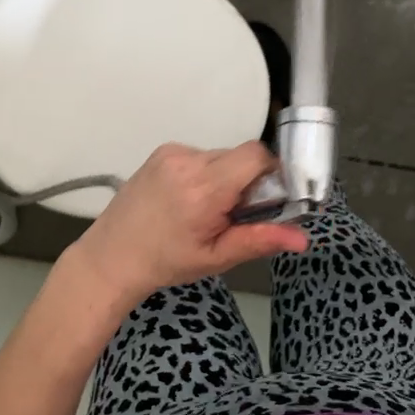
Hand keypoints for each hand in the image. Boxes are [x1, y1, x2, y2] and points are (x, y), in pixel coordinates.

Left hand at [65, 142, 308, 307]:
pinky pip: (199, 156)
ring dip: (224, 177)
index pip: (255, 155)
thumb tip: (302, 239)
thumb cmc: (165, 262)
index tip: (268, 198)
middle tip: (233, 214)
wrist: (113, 256)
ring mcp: (171, 153)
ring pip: (220, 155)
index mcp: (204, 188)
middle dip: (246, 181)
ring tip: (206, 210)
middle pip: (239, 155)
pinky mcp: (161, 152)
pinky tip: (188, 200)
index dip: (270, 173)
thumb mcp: (216, 257)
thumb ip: (260, 240)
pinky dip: (203, 174)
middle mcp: (187, 161)